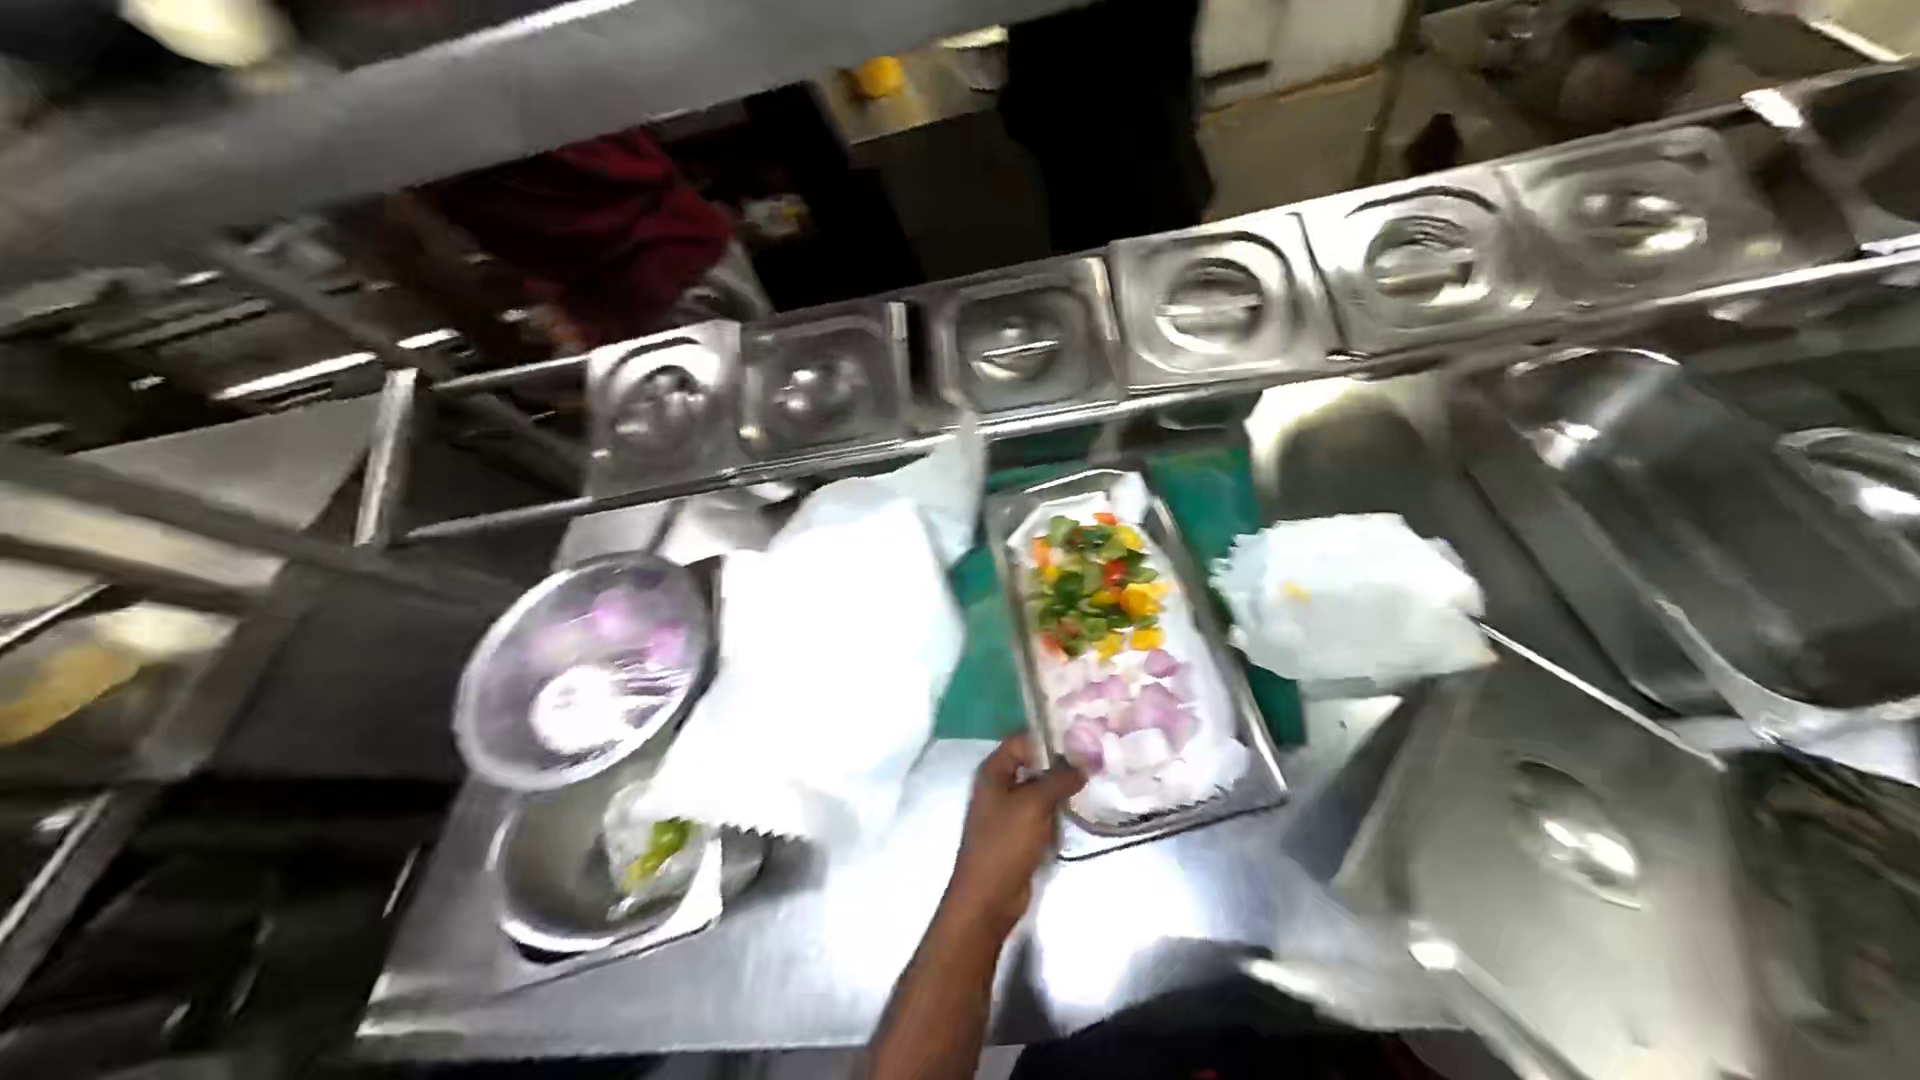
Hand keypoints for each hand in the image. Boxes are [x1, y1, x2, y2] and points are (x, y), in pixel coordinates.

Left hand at [943, 734, 1085, 938]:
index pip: (1021, 739)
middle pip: (1032, 762)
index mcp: (993, 771)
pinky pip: (1042, 810)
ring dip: (1061, 785)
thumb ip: (1058, 779)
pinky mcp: (1019, 832)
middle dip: (1060, 760)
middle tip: (1094, 755)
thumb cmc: (1005, 843)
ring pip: (1039, 788)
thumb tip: (1082, 764)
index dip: (1048, 735)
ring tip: (1094, 776)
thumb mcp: (1033, 804)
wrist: (988, 897)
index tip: (1081, 734)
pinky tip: (1082, 805)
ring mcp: (1008, 809)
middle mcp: (998, 785)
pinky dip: (1058, 807)